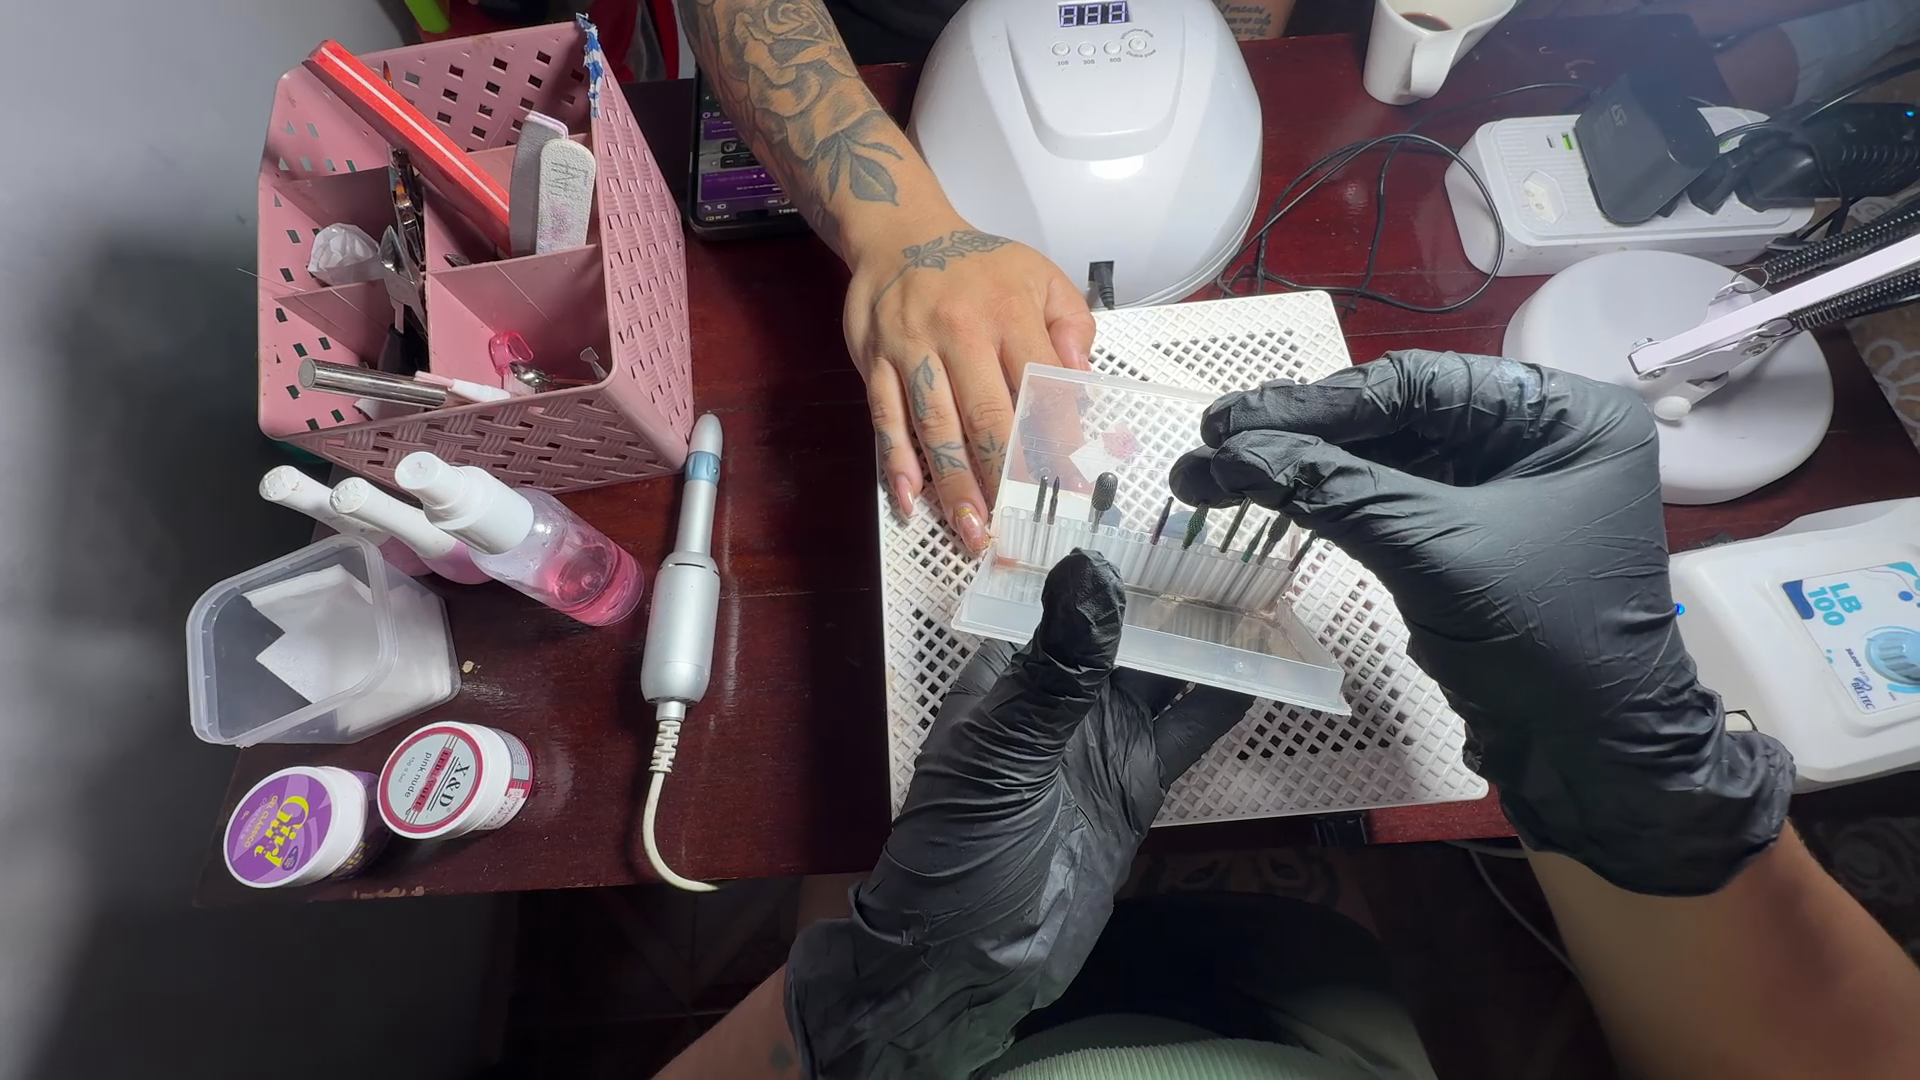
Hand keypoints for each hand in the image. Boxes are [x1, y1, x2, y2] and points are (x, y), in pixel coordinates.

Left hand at [785, 552, 1250, 1075]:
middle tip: (1216, 533)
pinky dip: (1222, 699)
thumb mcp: (1004, 746)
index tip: (1135, 498)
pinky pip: (1188, 729)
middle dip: (1160, 586)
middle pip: (1118, 627)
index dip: (1092, 552)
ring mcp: (1103, 737)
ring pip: (1161, 671)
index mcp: (1010, 672)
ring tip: (1251, 587)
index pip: (1054, 594)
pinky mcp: (1139, 782)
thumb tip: (1091, 566)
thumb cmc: (963, 843)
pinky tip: (1260, 666)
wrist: (975, 957)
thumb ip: (1056, 664)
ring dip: (1202, 636)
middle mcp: (1060, 693)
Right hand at [844, 213, 1095, 553]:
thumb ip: (1070, 322)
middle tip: (1014, 525)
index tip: (1068, 486)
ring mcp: (911, 349)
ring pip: (936, 427)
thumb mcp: (1038, 274)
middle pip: (986, 416)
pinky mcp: (875, 362)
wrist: (900, 233)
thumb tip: (1080, 376)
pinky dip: (897, 460)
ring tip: (971, 530)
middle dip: (1004, 477)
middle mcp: (959, 332)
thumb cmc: (977, 265)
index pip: (1039, 386)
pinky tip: (911, 499)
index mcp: (1008, 311)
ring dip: (954, 484)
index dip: (1055, 440)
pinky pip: (885, 418)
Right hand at [1170, 350, 1793, 896]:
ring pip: (1367, 452)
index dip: (1317, 403)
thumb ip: (1330, 491)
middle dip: (1294, 431)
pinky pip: (1368, 491)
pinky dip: (1311, 493)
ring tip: (1212, 470)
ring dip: (1290, 463)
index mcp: (1553, 414)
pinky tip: (1258, 490)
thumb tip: (1227, 455)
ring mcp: (1481, 477)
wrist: (1582, 747)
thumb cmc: (1537, 639)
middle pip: (1384, 414)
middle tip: (1212, 437)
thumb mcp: (1429, 551)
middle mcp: (1519, 432)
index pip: (1413, 386)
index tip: (1233, 424)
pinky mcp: (1448, 521)